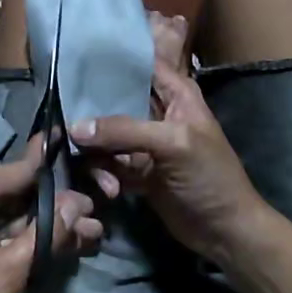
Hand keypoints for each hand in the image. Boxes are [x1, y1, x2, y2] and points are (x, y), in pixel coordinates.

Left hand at [0, 137, 103, 292]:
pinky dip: (24, 240)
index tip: (97, 174)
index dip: (62, 173)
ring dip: (46, 228)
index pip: (25, 167)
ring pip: (11, 215)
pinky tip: (57, 250)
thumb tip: (80, 201)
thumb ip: (48, 232)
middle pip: (20, 192)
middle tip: (99, 222)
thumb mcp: (9, 270)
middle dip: (60, 208)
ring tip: (90, 239)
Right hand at [70, 60, 267, 262]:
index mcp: (175, 93)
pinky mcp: (136, 170)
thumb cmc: (209, 177)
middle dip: (92, 113)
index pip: (140, 63)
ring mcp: (145, 142)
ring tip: (106, 179)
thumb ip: (125, 130)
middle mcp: (157, 112)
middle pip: (114, 99)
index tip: (73, 63)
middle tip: (66, 128)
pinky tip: (110, 189)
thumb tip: (75, 126)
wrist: (225, 231)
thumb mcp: (172, 144)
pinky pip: (108, 163)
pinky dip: (104, 174)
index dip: (110, 61)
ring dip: (98, 156)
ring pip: (106, 135)